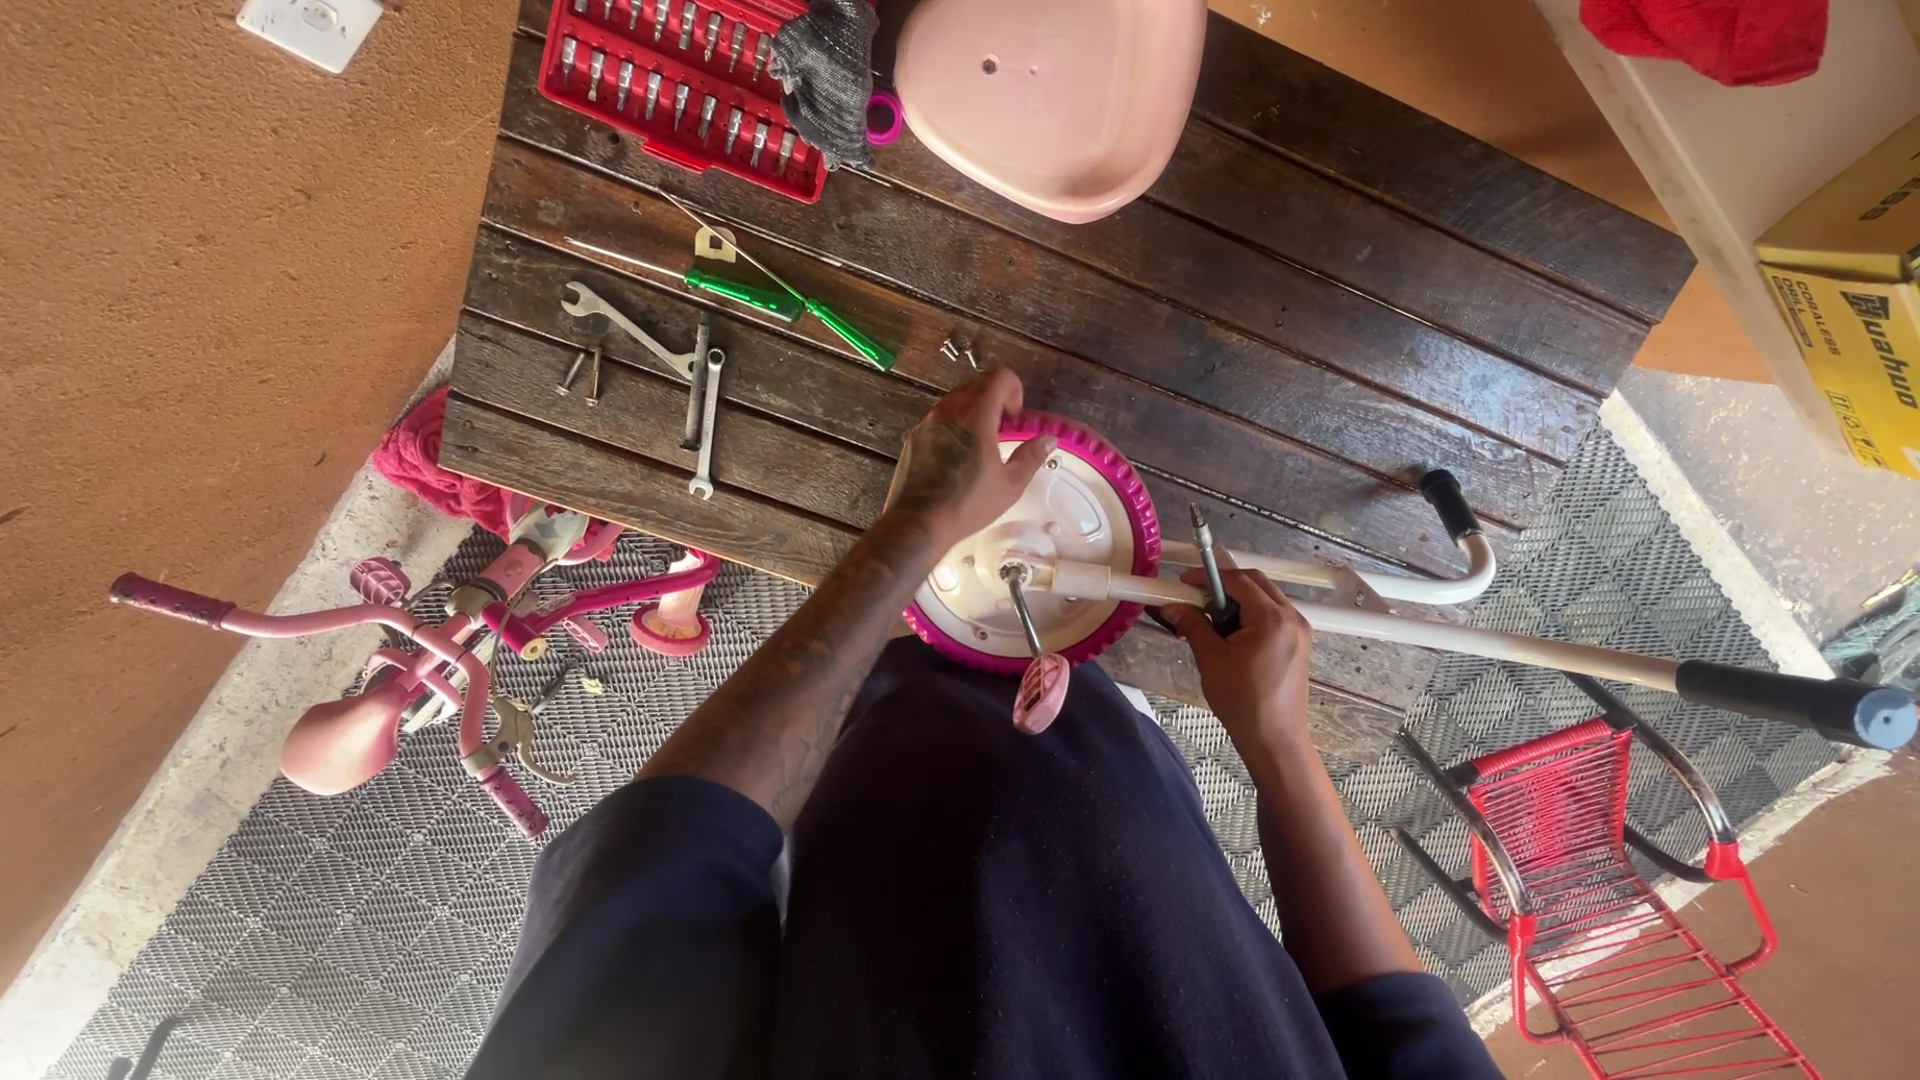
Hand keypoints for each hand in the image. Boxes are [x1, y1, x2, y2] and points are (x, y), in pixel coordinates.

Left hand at [885, 368, 1055, 547]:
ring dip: (974, 409)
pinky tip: (957, 455)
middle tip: (1002, 429)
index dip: (1014, 389)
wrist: (918, 523)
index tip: (1015, 417)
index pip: (999, 376)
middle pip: (976, 383)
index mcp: (976, 415)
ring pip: (955, 398)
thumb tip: (1048, 439)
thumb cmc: (968, 504)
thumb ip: (1031, 456)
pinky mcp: (914, 436)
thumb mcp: (1010, 485)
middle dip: (995, 397)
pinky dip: (954, 423)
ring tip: (981, 442)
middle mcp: (949, 410)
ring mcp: (927, 422)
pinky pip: (938, 417)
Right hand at [1159, 569, 1312, 755]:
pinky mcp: (1298, 644)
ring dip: (1237, 600)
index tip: (1184, 582)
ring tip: (1209, 619)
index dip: (1208, 577)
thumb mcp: (1211, 659)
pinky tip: (1229, 633)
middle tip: (1195, 597)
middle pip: (1256, 583)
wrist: (1274, 740)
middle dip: (1224, 585)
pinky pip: (1273, 615)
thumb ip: (1193, 626)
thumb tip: (1172, 607)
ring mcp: (1299, 631)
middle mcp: (1292, 618)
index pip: (1239, 581)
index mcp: (1272, 619)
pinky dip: (1250, 614)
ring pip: (1265, 598)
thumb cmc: (1242, 701)